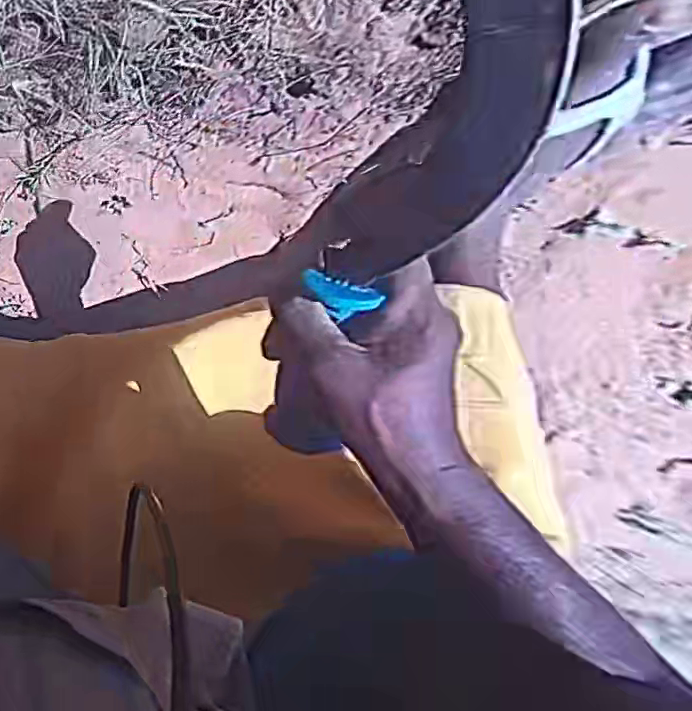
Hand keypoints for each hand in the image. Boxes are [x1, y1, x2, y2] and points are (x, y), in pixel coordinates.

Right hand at [264, 257, 467, 471]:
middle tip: (287, 307)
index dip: (347, 246)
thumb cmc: (372, 410)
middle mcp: (429, 315)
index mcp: (417, 310)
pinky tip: (310, 349)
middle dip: (323, 287)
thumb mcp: (323, 359)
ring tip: (289, 339)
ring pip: (366, 301)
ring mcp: (424, 334)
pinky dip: (336, 328)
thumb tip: (282, 286)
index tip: (307, 257)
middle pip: (372, 277)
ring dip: (324, 312)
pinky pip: (369, 322)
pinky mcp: (412, 352)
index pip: (391, 252)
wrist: (412, 463)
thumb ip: (301, 315)